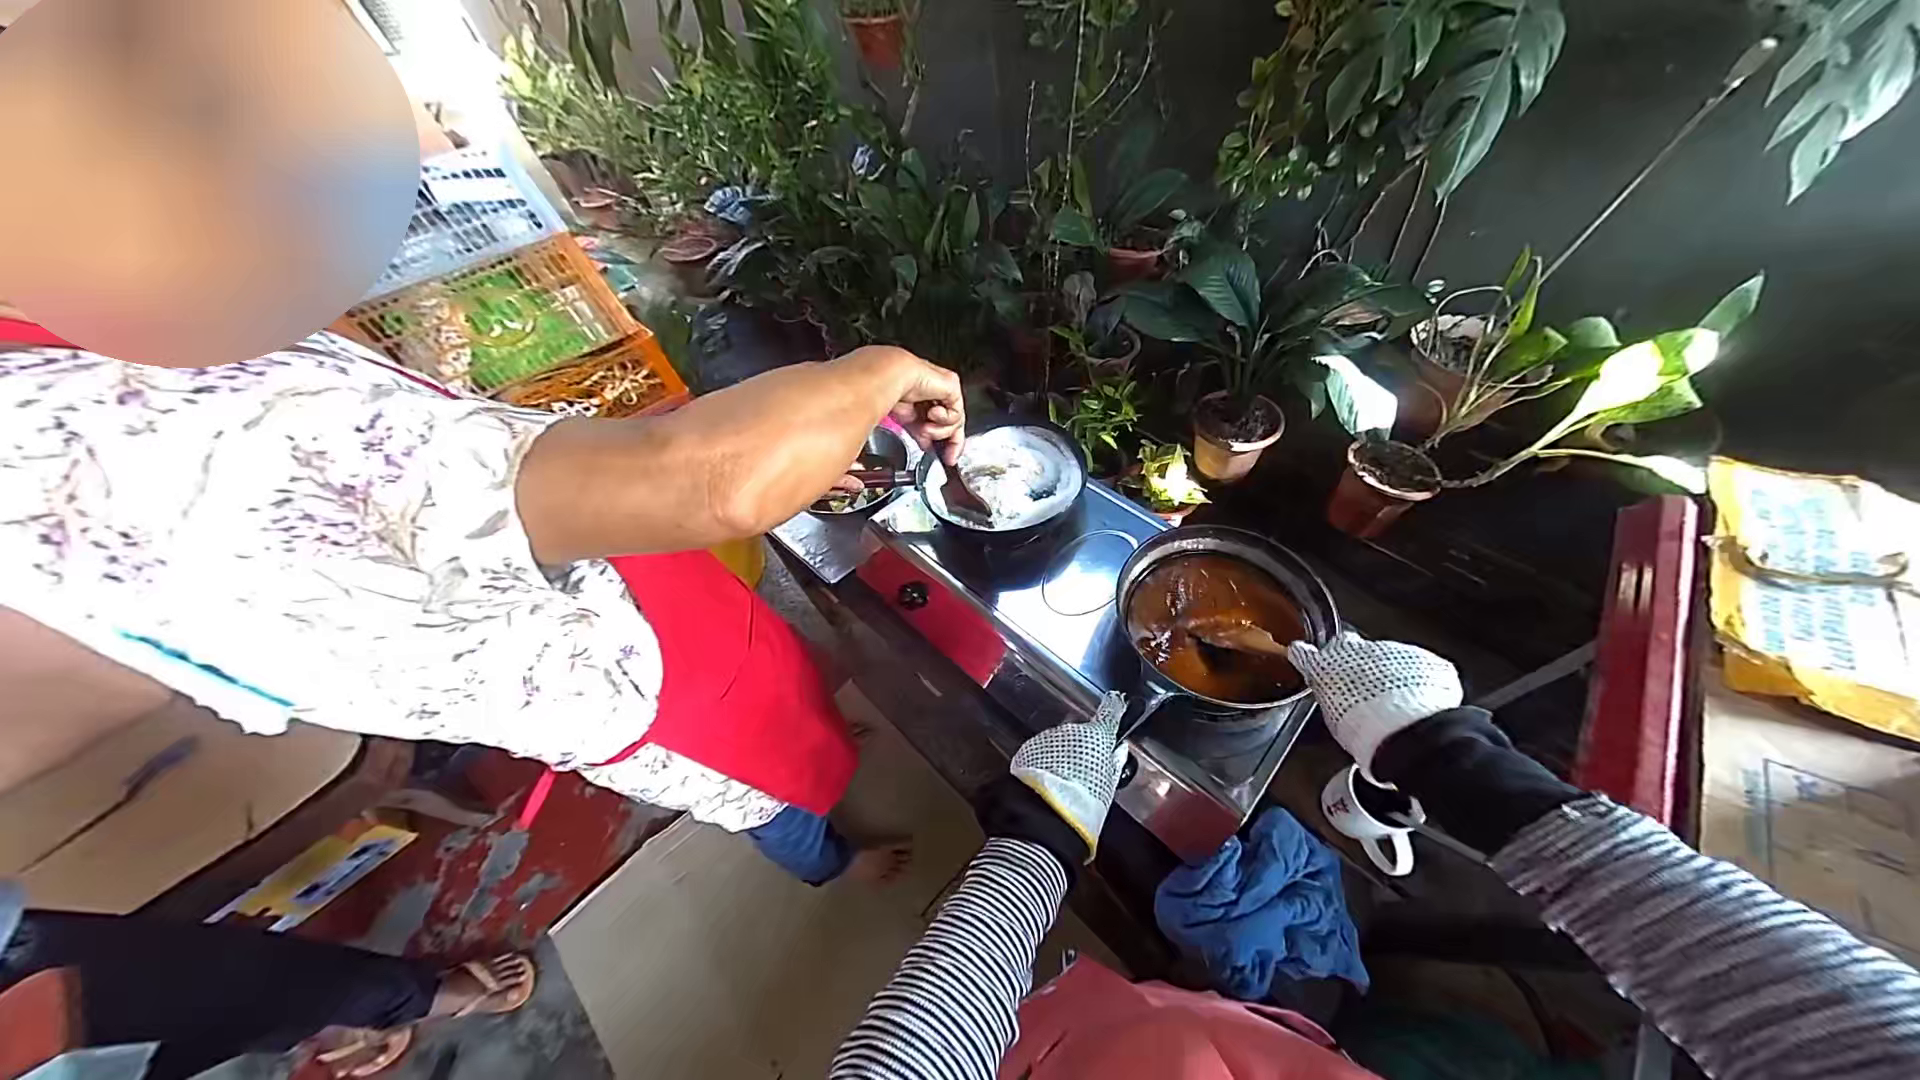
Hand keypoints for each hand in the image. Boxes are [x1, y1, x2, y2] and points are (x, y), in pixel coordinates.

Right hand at [843, 346, 965, 464]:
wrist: (890, 379)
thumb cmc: (887, 393)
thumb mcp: (907, 423)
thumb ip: (920, 435)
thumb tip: (927, 447)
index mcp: (923, 399)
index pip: (940, 422)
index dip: (942, 441)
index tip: (943, 457)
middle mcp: (935, 393)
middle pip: (953, 423)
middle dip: (951, 443)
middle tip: (948, 456)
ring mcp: (944, 389)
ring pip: (956, 421)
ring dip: (940, 431)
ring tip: (926, 427)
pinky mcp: (951, 385)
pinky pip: (957, 412)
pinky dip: (944, 419)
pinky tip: (932, 413)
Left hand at [1006, 692, 1128, 860]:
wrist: (1045, 816)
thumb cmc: (1085, 803)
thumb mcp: (1108, 786)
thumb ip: (1115, 762)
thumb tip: (1120, 748)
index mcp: (1096, 735)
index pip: (1109, 712)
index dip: (1114, 707)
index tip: (1117, 701)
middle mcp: (1070, 729)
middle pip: (1081, 731)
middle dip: (1082, 745)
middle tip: (1085, 770)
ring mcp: (1047, 737)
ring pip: (1060, 741)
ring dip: (1062, 753)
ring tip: (1064, 779)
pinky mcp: (1028, 747)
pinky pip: (1042, 749)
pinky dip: (1046, 760)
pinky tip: (1048, 780)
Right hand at [1287, 631, 1462, 779]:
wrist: (1410, 730)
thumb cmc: (1366, 729)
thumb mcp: (1334, 718)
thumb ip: (1331, 697)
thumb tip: (1334, 699)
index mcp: (1324, 666)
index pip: (1304, 653)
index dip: (1305, 655)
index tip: (1304, 655)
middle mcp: (1354, 650)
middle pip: (1348, 644)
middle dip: (1352, 657)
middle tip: (1360, 681)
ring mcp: (1390, 650)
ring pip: (1386, 655)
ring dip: (1388, 672)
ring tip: (1397, 701)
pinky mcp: (1422, 657)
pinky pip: (1417, 664)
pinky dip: (1418, 679)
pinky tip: (1421, 700)